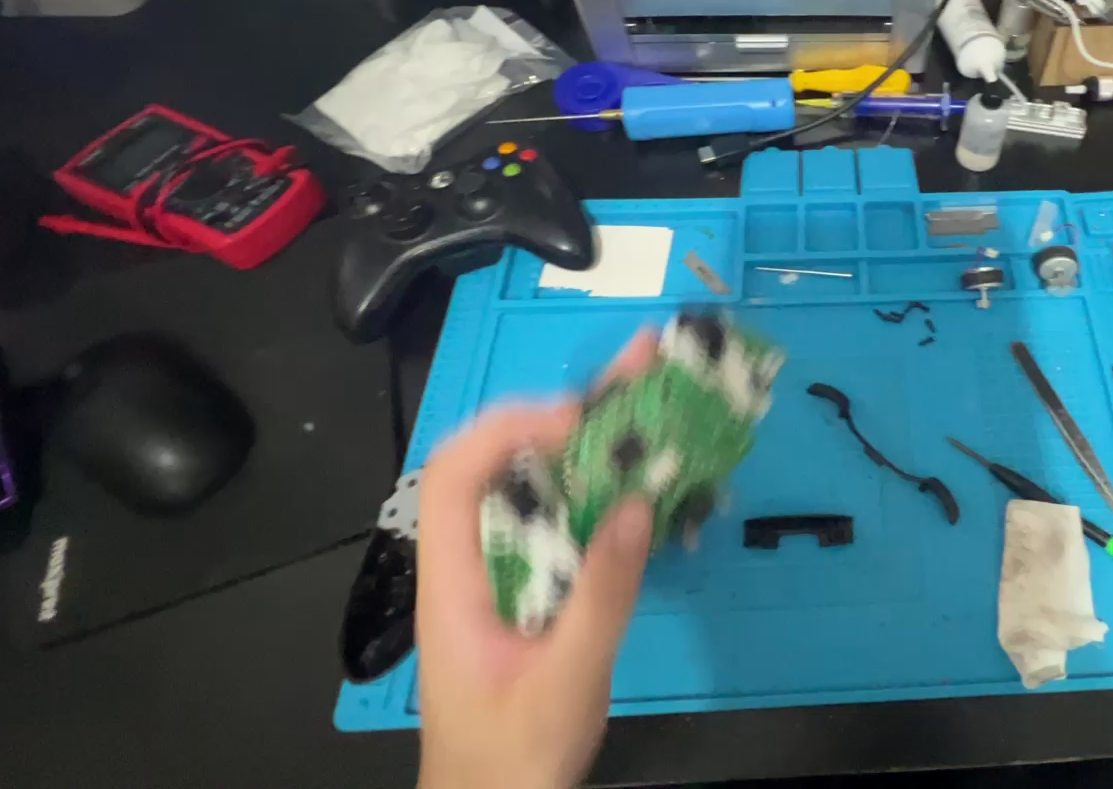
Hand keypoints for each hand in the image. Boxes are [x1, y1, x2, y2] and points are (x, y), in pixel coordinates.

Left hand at [415, 332, 656, 788]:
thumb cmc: (513, 756)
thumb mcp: (563, 683)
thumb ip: (600, 598)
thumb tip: (637, 504)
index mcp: (454, 578)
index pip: (456, 475)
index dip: (508, 432)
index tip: (576, 423)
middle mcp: (481, 553)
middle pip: (511, 457)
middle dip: (574, 405)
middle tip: (640, 362)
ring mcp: (516, 562)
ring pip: (550, 478)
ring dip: (601, 432)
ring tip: (657, 391)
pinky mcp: (549, 574)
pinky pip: (578, 512)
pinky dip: (616, 480)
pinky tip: (658, 464)